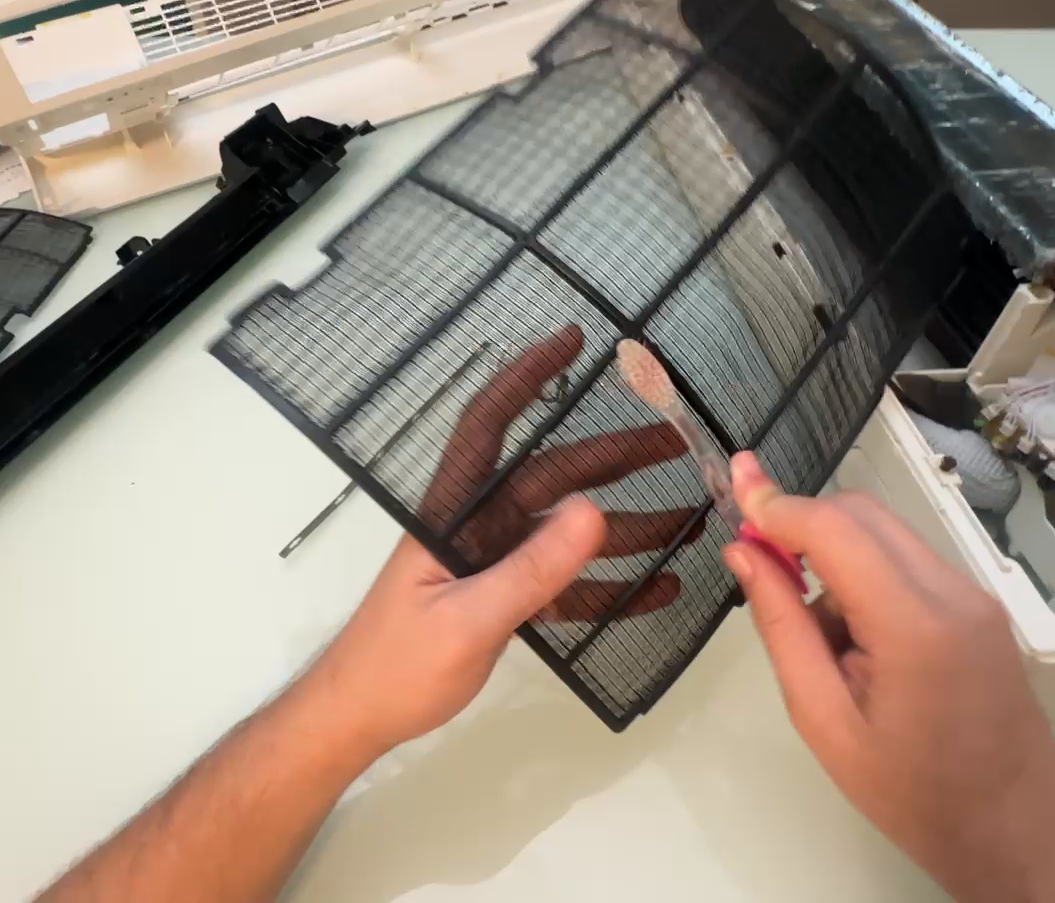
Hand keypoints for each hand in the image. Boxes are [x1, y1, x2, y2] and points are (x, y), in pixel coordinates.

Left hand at [303, 327, 697, 752]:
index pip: (488, 424)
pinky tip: (661, 589)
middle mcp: (480, 523)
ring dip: (628, 524)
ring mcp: (497, 559)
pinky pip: (568, 583)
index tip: (570, 340)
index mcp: (454, 510)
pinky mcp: (508, 597)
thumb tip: (593, 509)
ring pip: (569, 529)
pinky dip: (611, 586)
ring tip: (691, 520)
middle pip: (553, 476)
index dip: (525, 377)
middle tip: (677, 440)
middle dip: (613, 455)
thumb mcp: (466, 619)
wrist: (362, 715)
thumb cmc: (397, 663)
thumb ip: (529, 570)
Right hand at [722, 452, 1054, 900]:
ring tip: (817, 627)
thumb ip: (780, 625)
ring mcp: (972, 595)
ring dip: (828, 548)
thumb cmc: (913, 792)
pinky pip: (900, 555)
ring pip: (879, 528)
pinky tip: (852, 632)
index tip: (731, 485)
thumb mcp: (822, 718)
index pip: (832, 529)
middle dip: (799, 519)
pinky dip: (858, 568)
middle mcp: (952, 593)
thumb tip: (742, 552)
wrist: (1024, 836)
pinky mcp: (976, 603)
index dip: (775, 503)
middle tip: (756, 557)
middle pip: (858, 512)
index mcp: (914, 626)